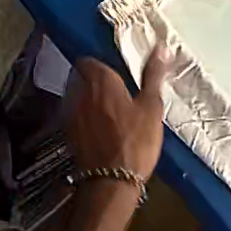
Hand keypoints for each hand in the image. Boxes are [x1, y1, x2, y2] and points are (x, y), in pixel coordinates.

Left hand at [65, 51, 167, 181]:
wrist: (111, 182)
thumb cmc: (135, 141)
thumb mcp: (152, 106)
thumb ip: (154, 74)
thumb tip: (162, 48)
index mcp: (100, 79)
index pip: (90, 59)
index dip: (102, 64)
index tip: (118, 71)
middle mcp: (79, 91)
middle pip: (81, 76)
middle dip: (95, 80)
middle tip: (117, 89)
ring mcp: (70, 112)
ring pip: (76, 95)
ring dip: (88, 98)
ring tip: (109, 109)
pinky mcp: (68, 132)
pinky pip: (74, 114)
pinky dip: (84, 116)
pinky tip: (101, 127)